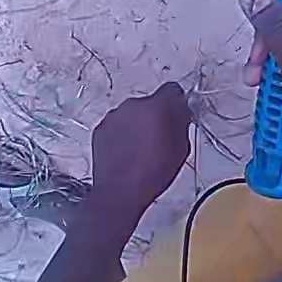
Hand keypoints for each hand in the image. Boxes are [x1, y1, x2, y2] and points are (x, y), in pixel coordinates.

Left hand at [78, 82, 190, 251]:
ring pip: (132, 113)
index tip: (178, 114)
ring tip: (142, 149)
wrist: (120, 191)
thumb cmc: (152, 172)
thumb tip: (180, 113)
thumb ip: (181, 123)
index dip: (176, 103)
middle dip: (156, 115)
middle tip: (161, 138)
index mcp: (157, 106)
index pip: (172, 90)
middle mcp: (133, 105)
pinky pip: (116, 125)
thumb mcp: (181, 148)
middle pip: (150, 102)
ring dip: (137, 124)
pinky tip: (127, 152)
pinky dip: (122, 134)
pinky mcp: (100, 128)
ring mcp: (114, 116)